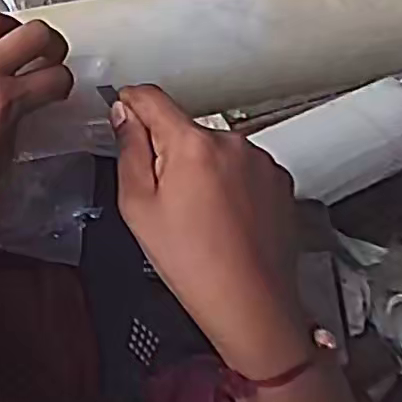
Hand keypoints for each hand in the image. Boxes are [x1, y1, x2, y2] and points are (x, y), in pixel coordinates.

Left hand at [0, 11, 73, 317]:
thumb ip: (13, 127)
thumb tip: (15, 112)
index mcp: (7, 102)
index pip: (56, 78)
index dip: (63, 82)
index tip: (56, 87)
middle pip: (34, 33)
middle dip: (49, 42)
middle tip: (45, 53)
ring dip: (7, 27)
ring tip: (6, 39)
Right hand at [110, 85, 309, 380]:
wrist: (251, 304)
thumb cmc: (193, 261)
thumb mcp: (136, 203)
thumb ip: (128, 149)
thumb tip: (125, 116)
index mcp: (192, 144)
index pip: (151, 97)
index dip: (129, 102)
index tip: (122, 111)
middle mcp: (232, 143)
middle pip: (181, 125)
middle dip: (164, 146)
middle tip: (158, 191)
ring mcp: (260, 161)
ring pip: (210, 145)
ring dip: (196, 163)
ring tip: (193, 209)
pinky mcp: (279, 180)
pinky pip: (237, 164)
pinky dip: (224, 178)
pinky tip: (218, 214)